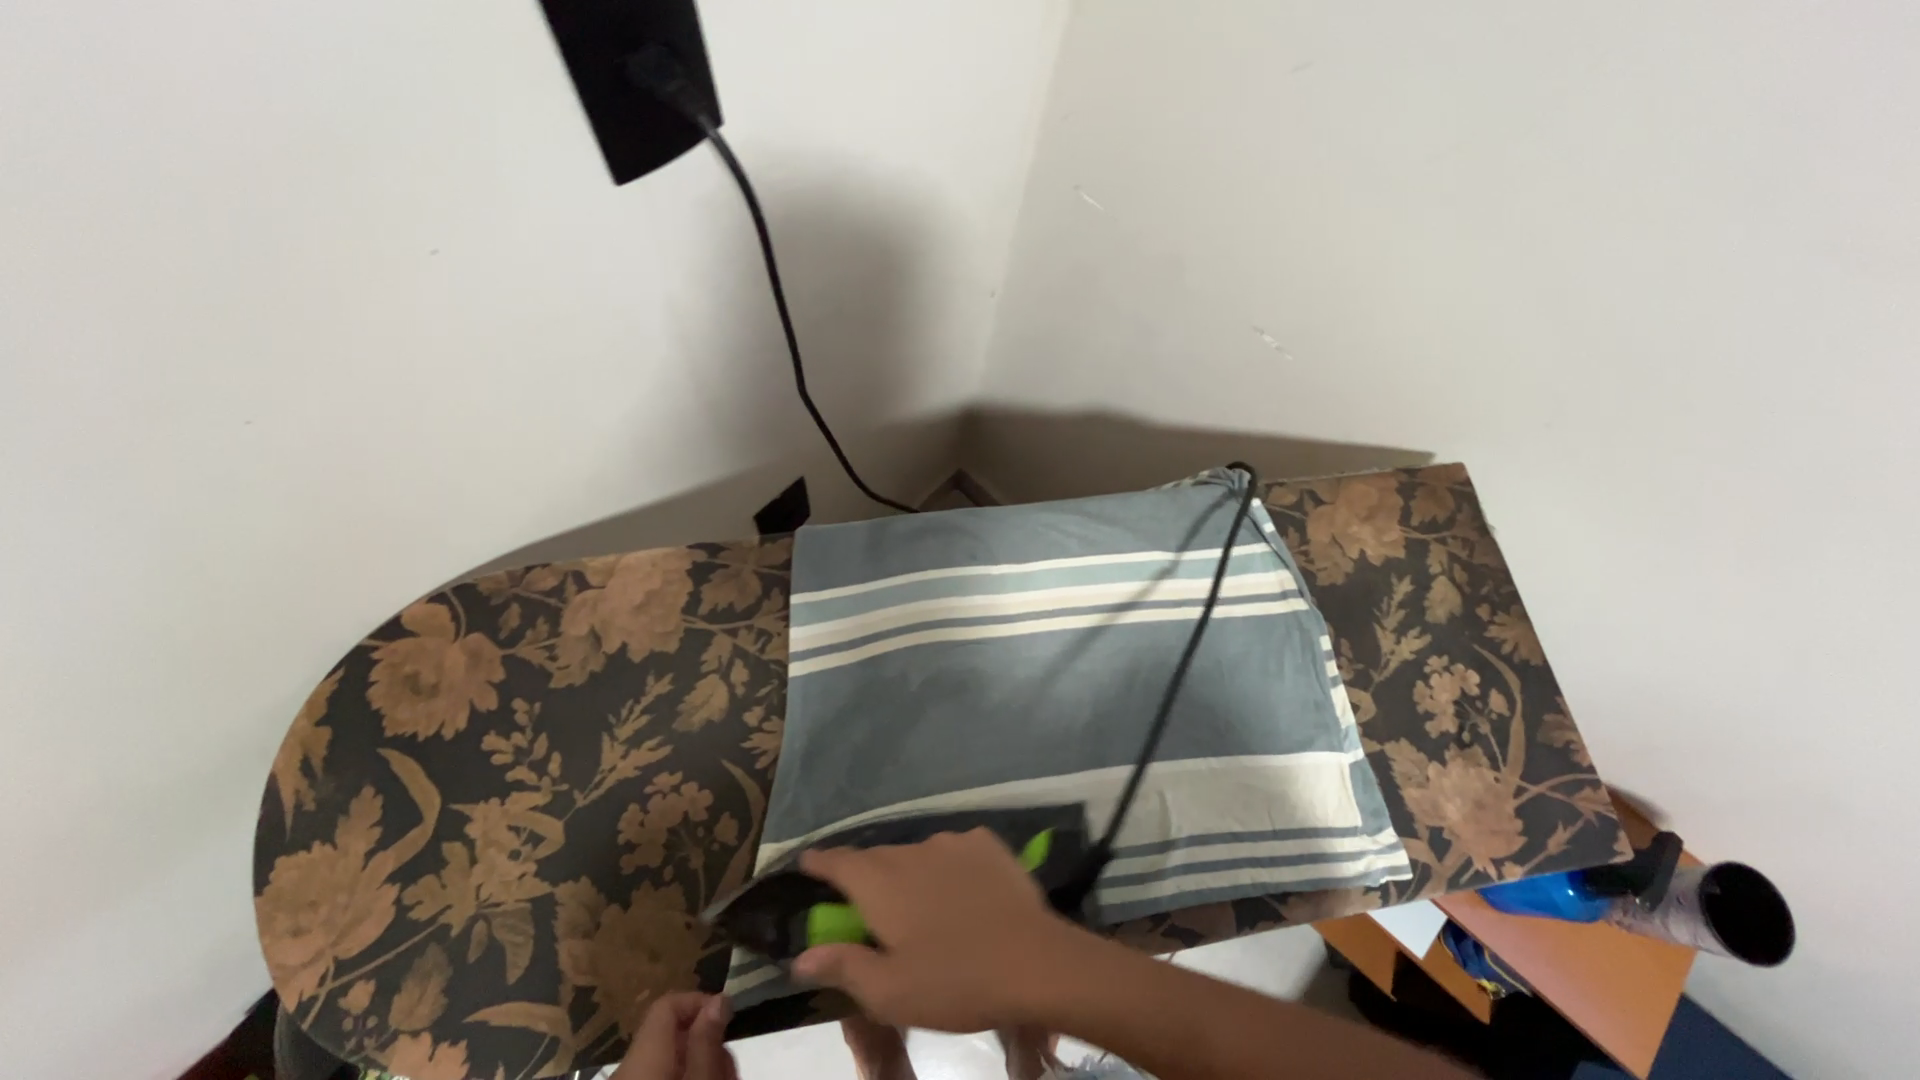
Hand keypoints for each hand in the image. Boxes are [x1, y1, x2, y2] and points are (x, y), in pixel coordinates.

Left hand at [611, 992, 736, 1079]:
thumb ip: (707, 1043)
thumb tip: (719, 999)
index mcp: (641, 1055)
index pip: (667, 1004)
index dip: (701, 1003)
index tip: (728, 1020)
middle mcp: (625, 1066)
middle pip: (669, 1033)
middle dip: (706, 1040)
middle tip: (730, 1063)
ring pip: (667, 1058)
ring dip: (699, 1061)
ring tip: (724, 1076)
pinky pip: (656, 1074)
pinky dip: (683, 1075)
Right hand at [791, 829, 1088, 1031]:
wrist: (1034, 962)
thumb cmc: (955, 981)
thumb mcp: (890, 992)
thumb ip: (843, 967)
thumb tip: (802, 957)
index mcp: (879, 883)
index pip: (837, 861)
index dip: (819, 863)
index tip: (807, 865)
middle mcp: (911, 851)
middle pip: (877, 858)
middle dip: (866, 876)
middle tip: (868, 907)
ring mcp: (953, 843)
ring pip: (917, 854)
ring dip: (910, 873)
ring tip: (921, 905)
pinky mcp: (987, 845)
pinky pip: (955, 851)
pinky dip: (948, 867)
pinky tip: (961, 891)